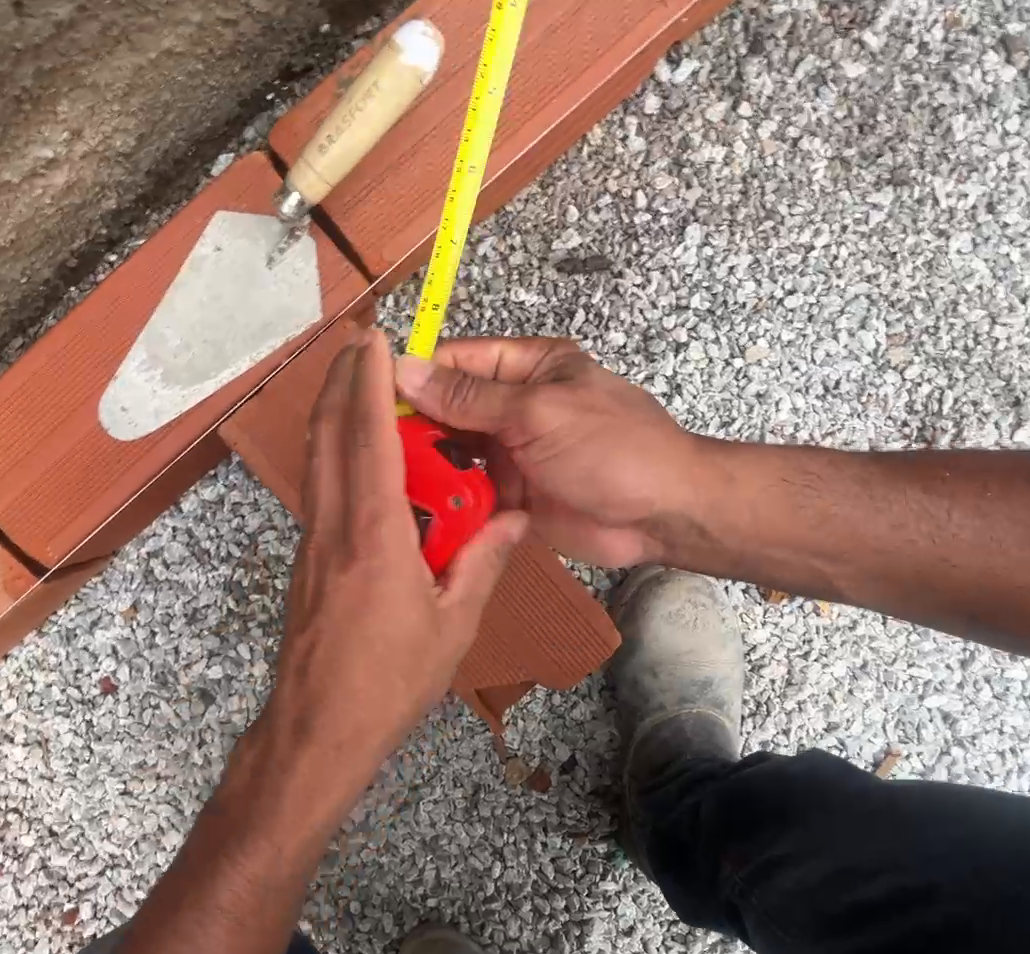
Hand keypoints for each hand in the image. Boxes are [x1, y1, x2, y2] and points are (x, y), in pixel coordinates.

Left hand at [258, 329, 528, 787]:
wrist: (318, 728)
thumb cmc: (390, 681)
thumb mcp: (453, 624)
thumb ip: (482, 562)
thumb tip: (514, 517)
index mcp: (374, 535)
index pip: (368, 439)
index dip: (368, 382)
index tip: (373, 339)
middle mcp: (334, 527)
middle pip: (327, 436)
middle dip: (340, 382)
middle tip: (360, 346)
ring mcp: (312, 545)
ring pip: (318, 462)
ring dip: (333, 417)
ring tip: (359, 390)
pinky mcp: (306, 564)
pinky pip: (321, 493)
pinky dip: (335, 459)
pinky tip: (360, 465)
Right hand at [394, 338, 697, 566]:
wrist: (662, 516)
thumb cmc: (612, 448)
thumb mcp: (538, 413)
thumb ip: (469, 397)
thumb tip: (403, 369)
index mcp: (527, 368)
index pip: (457, 361)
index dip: (416, 375)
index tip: (368, 395)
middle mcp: (514, 407)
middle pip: (448, 410)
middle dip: (415, 428)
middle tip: (368, 448)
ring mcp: (511, 453)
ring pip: (454, 453)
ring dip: (428, 466)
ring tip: (383, 479)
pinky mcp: (511, 495)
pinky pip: (469, 491)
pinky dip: (447, 498)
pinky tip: (415, 507)